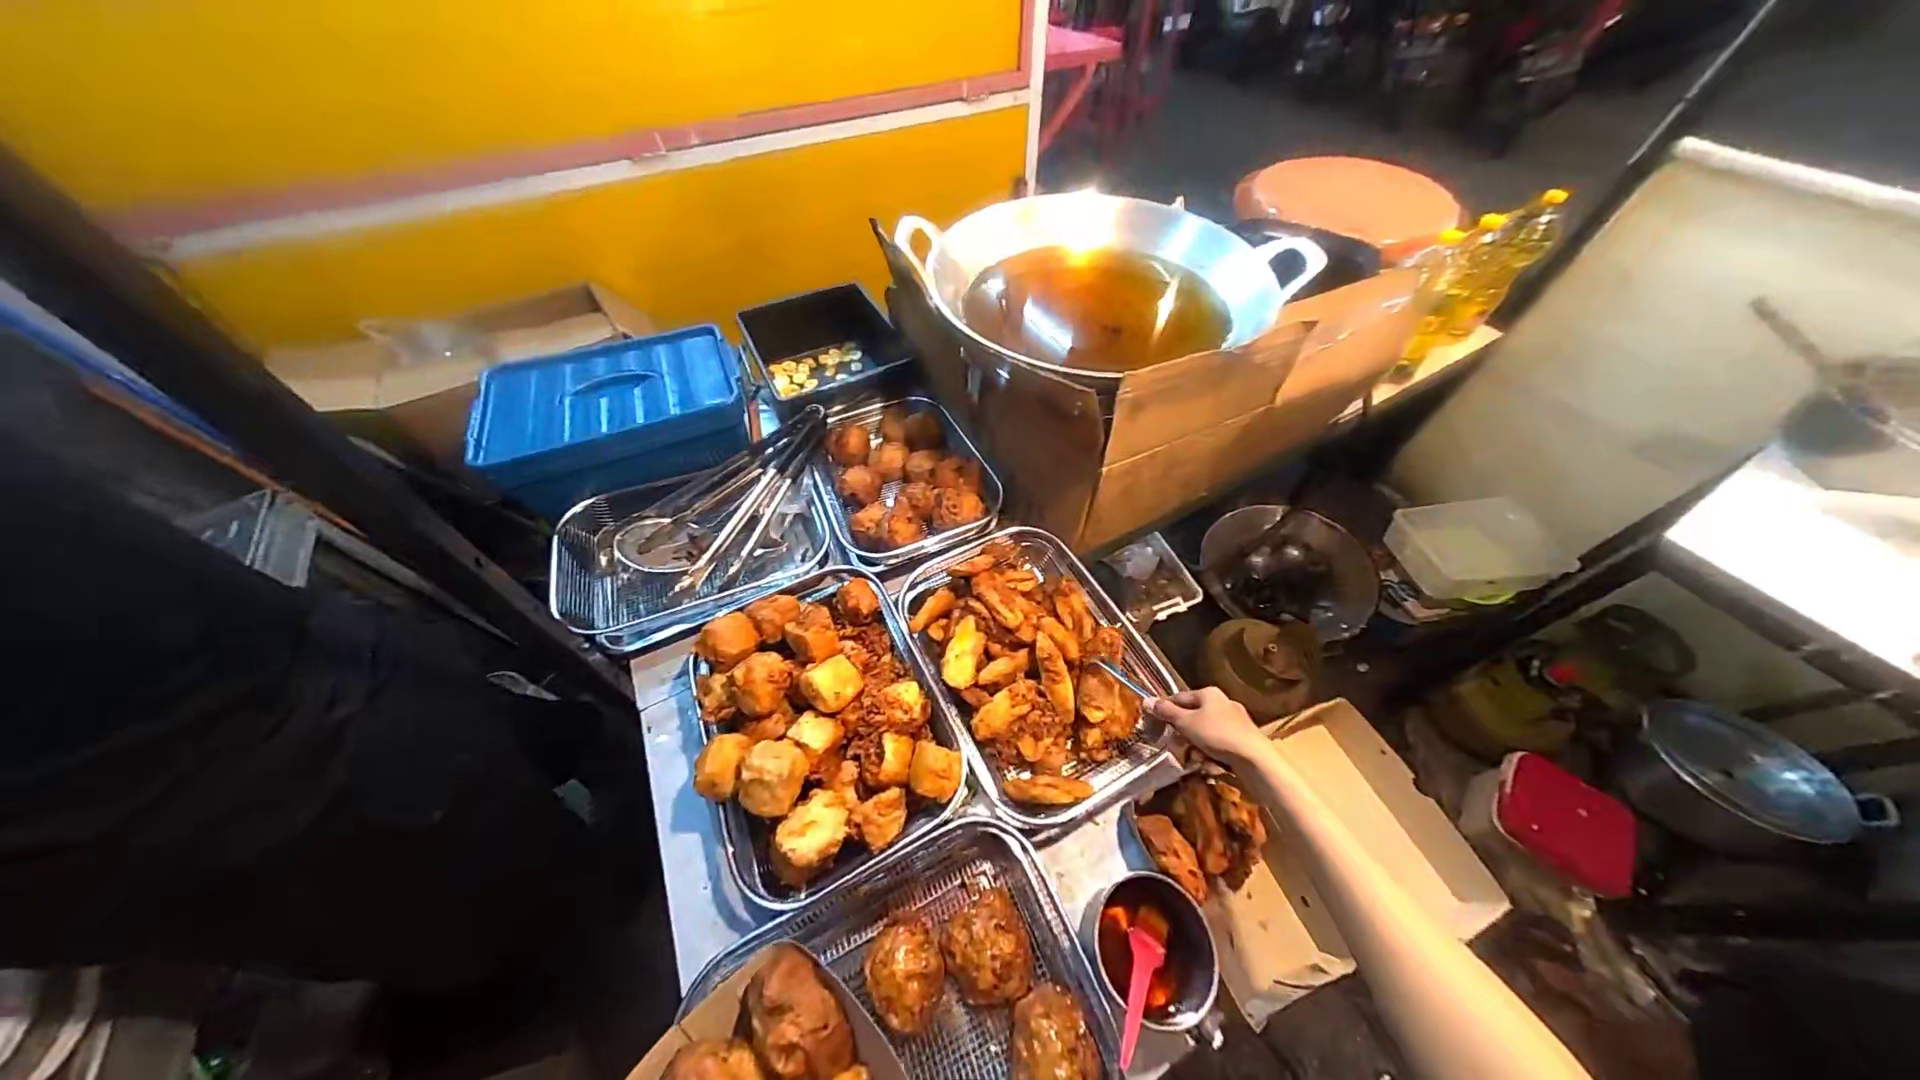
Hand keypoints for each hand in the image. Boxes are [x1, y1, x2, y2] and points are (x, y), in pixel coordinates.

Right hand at [1145, 687, 1266, 764]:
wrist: (1254, 758)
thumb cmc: (1217, 735)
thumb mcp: (1186, 723)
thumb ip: (1166, 712)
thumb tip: (1146, 700)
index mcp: (1209, 693)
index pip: (1178, 698)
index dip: (1166, 711)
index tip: (1156, 725)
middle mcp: (1222, 702)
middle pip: (1192, 716)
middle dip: (1183, 734)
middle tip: (1177, 747)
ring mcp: (1234, 720)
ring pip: (1204, 731)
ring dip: (1196, 746)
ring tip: (1196, 759)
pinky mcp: (1242, 737)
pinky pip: (1218, 742)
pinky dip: (1211, 751)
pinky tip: (1210, 762)